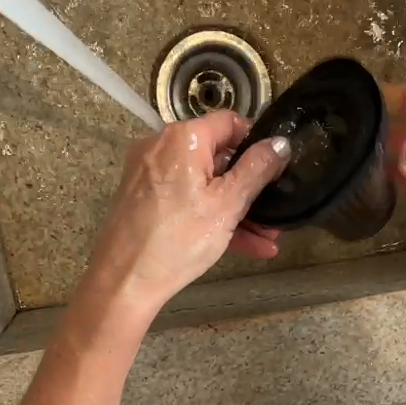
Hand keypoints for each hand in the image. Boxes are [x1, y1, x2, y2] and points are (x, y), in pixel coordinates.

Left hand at [81, 109, 290, 315]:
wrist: (125, 281)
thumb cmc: (178, 240)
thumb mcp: (227, 205)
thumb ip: (257, 170)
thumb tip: (280, 143)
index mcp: (182, 138)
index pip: (229, 123)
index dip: (256, 143)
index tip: (274, 169)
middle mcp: (161, 147)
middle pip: (216, 158)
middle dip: (248, 188)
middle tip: (274, 213)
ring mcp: (149, 174)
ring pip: (202, 185)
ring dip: (235, 210)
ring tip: (265, 239)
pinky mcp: (143, 200)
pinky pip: (185, 200)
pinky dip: (209, 217)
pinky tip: (241, 245)